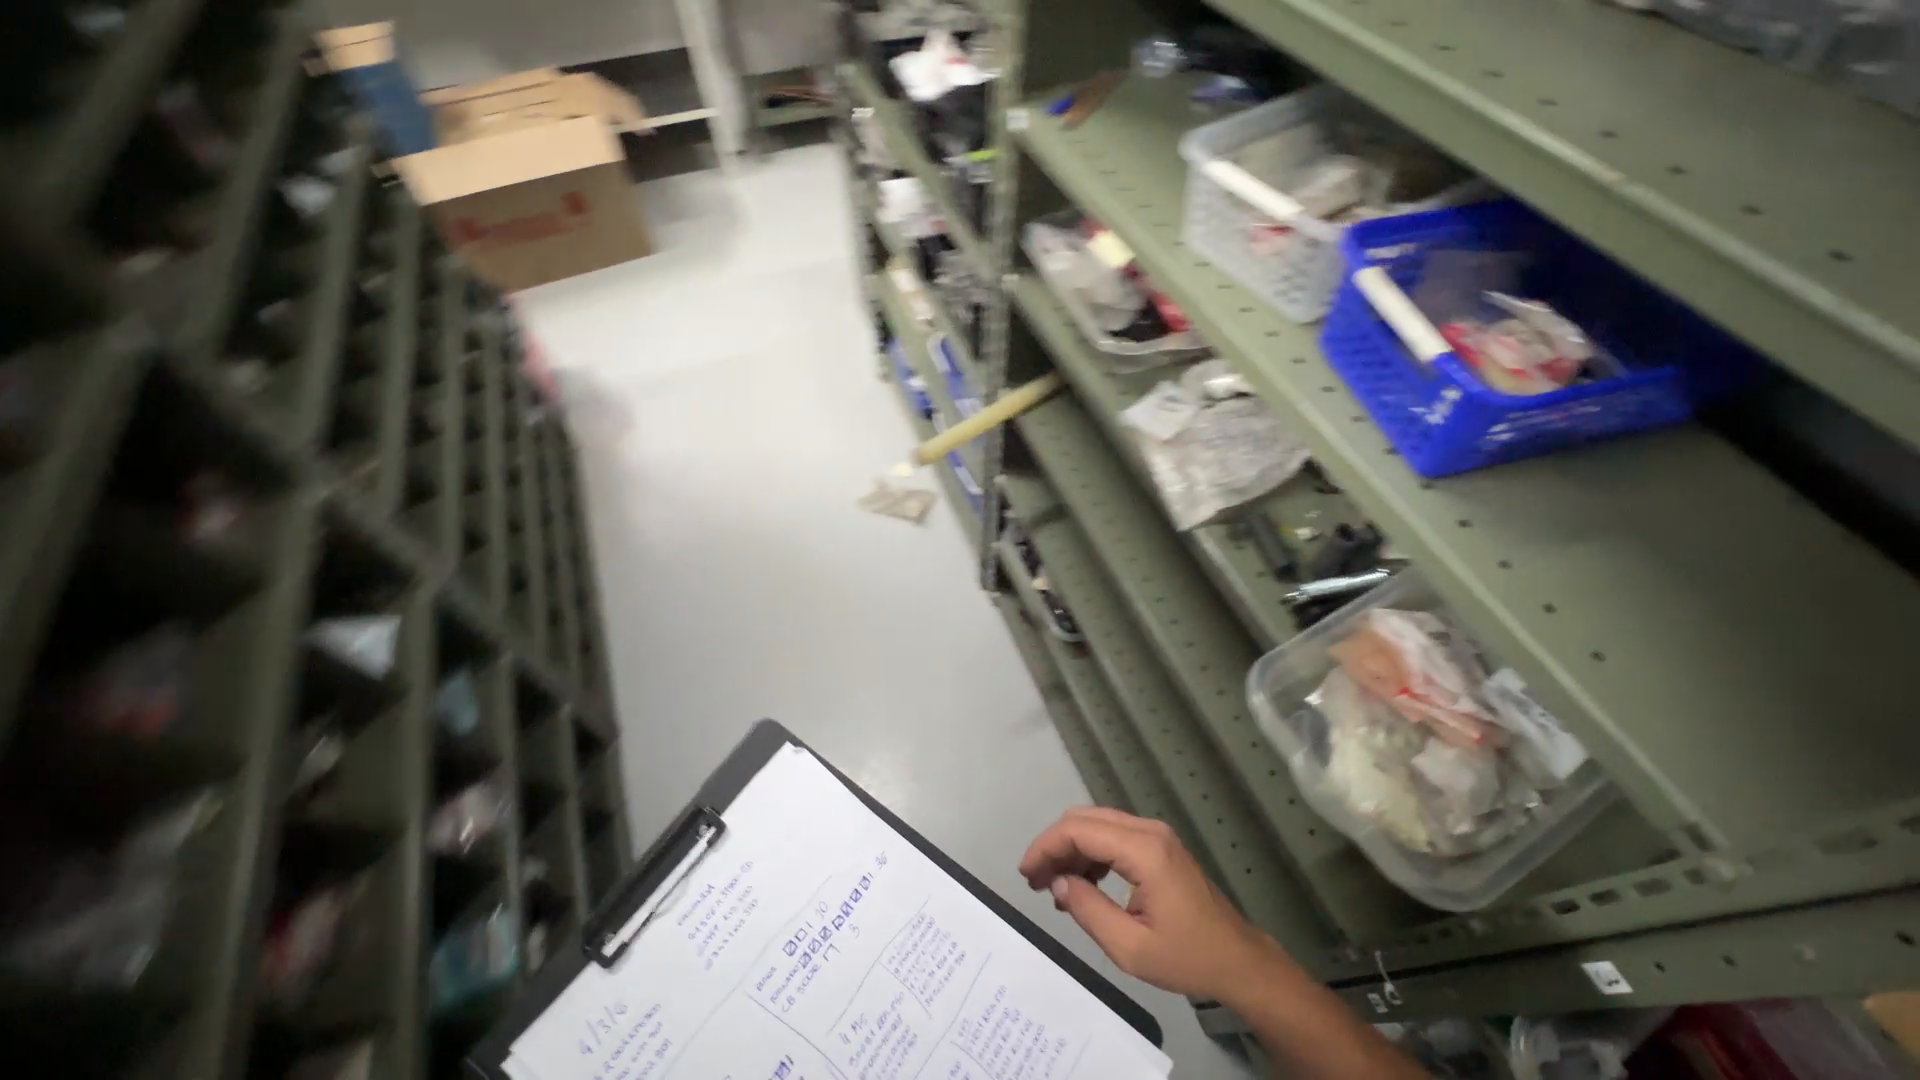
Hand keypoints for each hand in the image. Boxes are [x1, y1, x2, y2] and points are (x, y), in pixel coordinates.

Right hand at [1018, 806, 1284, 999]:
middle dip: (1054, 845)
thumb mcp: (1130, 948)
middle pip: (1085, 819)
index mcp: (1144, 851)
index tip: (1026, 875)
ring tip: (1054, 888)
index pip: (1079, 830)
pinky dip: (1090, 853)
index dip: (1046, 847)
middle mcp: (1149, 831)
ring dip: (1070, 849)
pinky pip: (1113, 835)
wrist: (1239, 961)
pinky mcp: (1159, 846)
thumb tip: (1057, 883)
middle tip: (1036, 882)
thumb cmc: (1188, 958)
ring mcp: (1157, 835)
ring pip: (1097, 824)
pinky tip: (1082, 886)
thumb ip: (1088, 910)